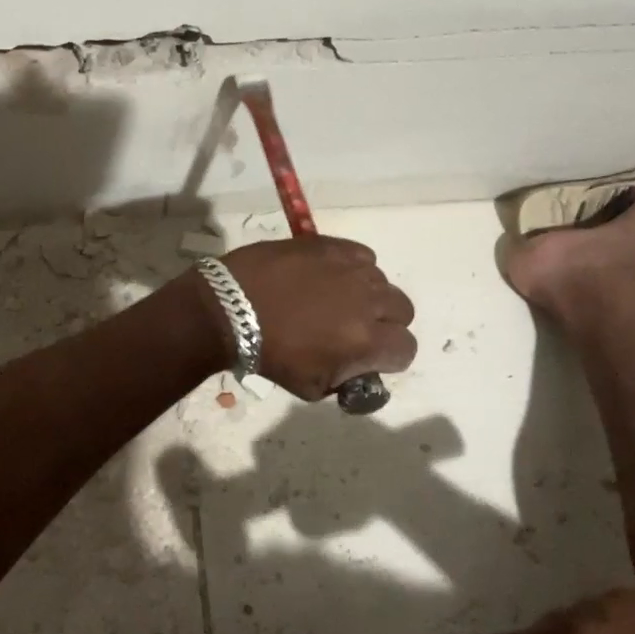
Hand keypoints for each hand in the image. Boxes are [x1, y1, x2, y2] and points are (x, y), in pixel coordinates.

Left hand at [210, 236, 416, 400]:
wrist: (229, 308)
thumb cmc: (268, 353)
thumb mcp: (313, 388)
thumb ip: (347, 380)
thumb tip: (360, 370)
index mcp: (366, 340)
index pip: (405, 348)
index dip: (389, 356)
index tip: (368, 356)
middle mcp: (367, 300)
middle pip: (402, 310)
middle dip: (385, 322)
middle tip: (354, 326)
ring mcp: (349, 268)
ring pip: (380, 280)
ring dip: (367, 293)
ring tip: (334, 299)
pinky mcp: (329, 245)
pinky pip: (360, 254)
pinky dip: (352, 266)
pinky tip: (328, 275)